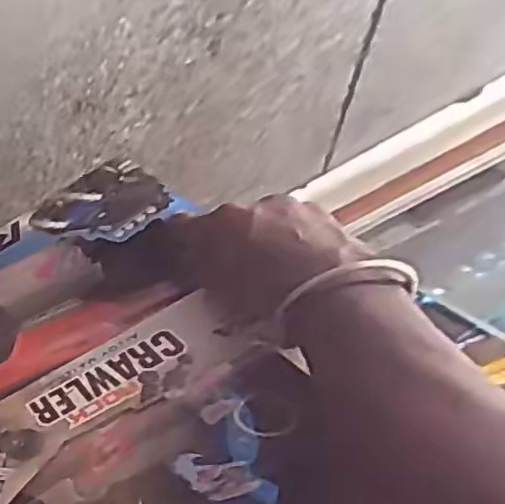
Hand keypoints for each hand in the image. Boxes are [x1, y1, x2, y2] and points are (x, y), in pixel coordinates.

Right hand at [162, 196, 373, 326]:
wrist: (331, 294)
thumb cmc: (263, 298)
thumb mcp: (215, 294)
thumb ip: (196, 272)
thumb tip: (182, 264)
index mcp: (216, 223)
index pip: (181, 228)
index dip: (174, 244)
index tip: (174, 259)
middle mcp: (251, 204)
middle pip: (227, 222)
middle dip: (224, 242)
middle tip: (224, 270)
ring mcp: (291, 206)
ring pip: (263, 222)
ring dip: (259, 240)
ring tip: (264, 272)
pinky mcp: (324, 215)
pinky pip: (294, 228)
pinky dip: (288, 243)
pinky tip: (292, 268)